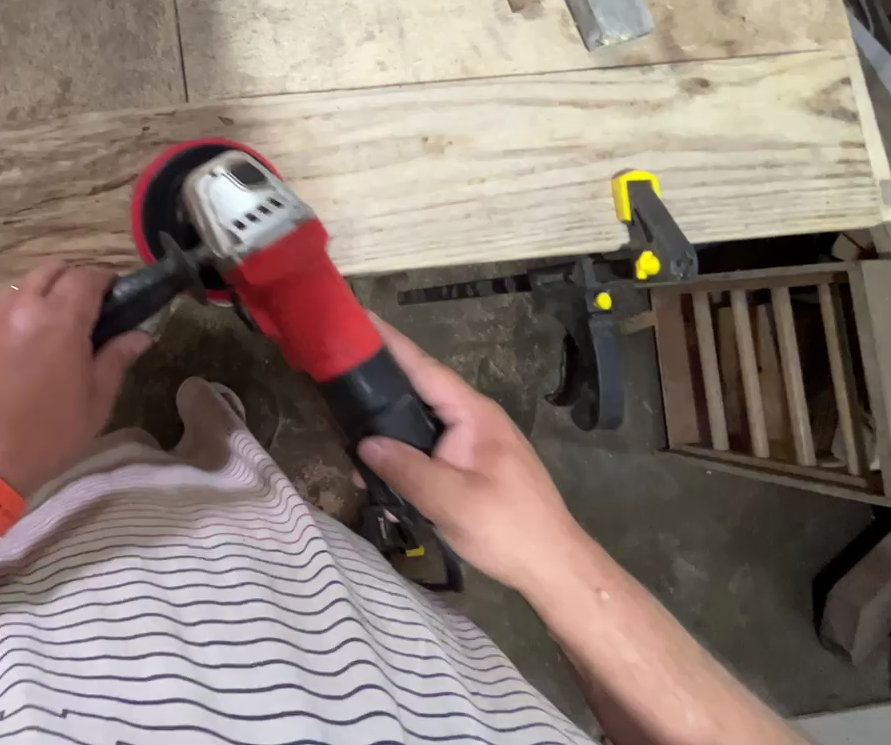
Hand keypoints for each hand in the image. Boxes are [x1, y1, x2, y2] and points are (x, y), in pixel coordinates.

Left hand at [0, 261, 151, 496]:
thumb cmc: (47, 434)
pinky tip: (27, 340)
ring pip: (25, 283)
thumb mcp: (95, 401)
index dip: (106, 279)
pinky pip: (3, 306)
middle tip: (89, 308)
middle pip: (54, 269)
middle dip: (75, 279)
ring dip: (45, 292)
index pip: (87, 276)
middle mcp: (24, 306)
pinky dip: (21, 309)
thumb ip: (116, 358)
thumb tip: (139, 335)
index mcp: (60, 319)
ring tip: (55, 324)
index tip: (117, 295)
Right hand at [356, 316, 593, 594]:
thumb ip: (406, 469)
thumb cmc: (510, 530)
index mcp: (473, 414)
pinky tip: (372, 468)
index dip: (390, 343)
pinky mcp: (466, 464)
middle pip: (416, 389)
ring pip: (417, 420)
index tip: (358, 319)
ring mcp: (470, 442)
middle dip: (377, 381)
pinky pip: (424, 445)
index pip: (424, 368)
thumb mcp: (453, 501)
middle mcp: (471, 419)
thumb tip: (363, 444)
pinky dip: (397, 451)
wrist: (556, 572)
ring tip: (342, 425)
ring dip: (384, 425)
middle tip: (333, 372)